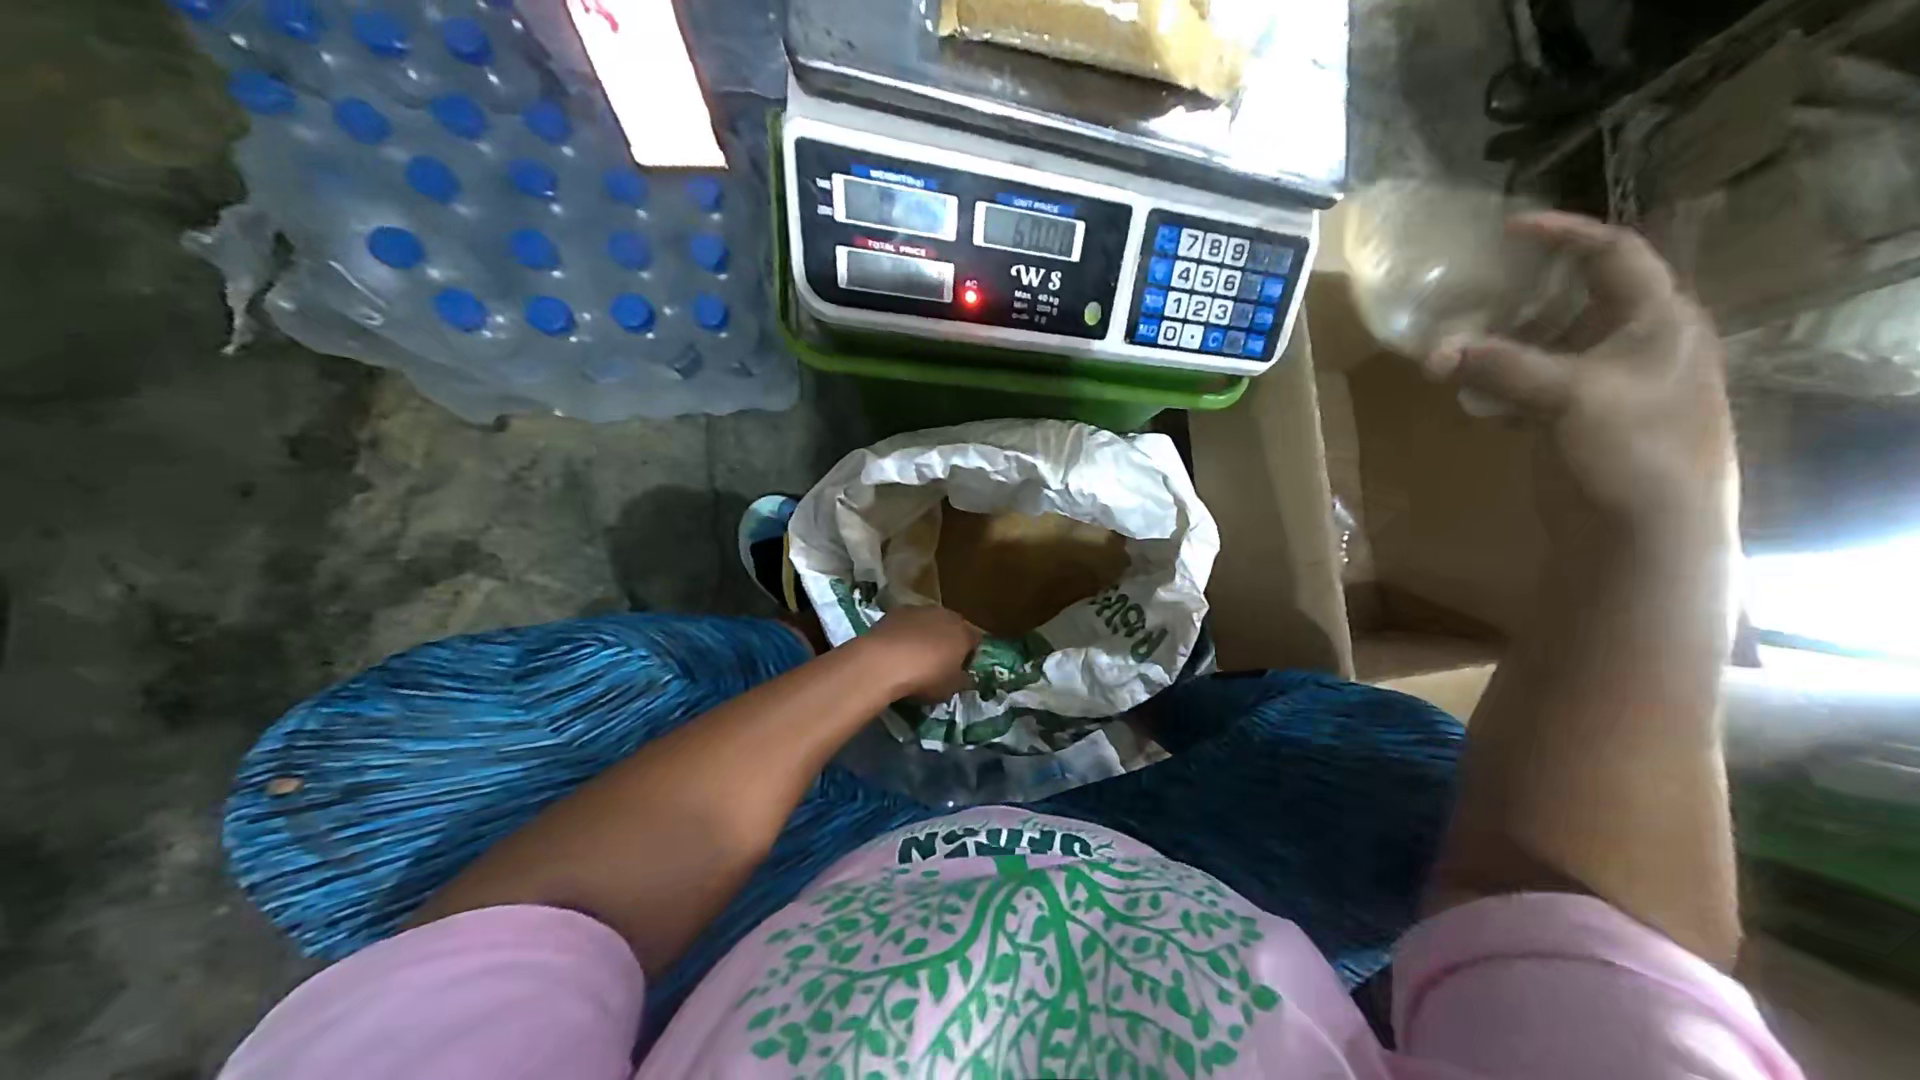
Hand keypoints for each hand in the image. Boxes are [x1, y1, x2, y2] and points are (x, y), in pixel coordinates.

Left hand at [857, 605, 982, 700]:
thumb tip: (966, 677)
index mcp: (964, 632)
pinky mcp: (895, 611)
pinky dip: (905, 633)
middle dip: (948, 642)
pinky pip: (907, 623)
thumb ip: (962, 680)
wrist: (883, 662)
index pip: (976, 641)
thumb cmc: (925, 677)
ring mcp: (919, 609)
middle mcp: (945, 614)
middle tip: (938, 663)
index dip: (969, 656)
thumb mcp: (950, 689)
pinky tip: (896, 650)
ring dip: (925, 635)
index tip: (959, 670)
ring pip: (929, 622)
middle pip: (952, 627)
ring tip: (914, 656)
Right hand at [1424, 212, 1735, 546]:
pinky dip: (1498, 381)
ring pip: (1548, 342)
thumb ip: (1500, 367)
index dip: (1565, 234)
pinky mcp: (1578, 417)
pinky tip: (1469, 389)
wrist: (1648, 526)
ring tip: (1457, 334)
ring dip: (1502, 339)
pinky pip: (1531, 383)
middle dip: (1524, 289)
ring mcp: (1606, 383)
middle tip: (1473, 283)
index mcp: (1657, 320)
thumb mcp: (1570, 396)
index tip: (1508, 228)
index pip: (1614, 254)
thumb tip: (1432, 352)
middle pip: (1576, 296)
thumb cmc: (1633, 447)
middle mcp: (1635, 342)